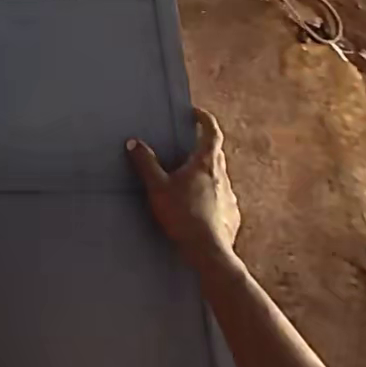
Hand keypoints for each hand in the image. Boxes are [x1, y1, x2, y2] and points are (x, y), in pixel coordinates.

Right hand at [126, 108, 240, 263]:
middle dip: (204, 147)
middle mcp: (221, 176)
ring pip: (219, 177)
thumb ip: (146, 163)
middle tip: (189, 146)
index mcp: (205, 163)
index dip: (204, 120)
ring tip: (188, 181)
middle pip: (216, 154)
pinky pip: (221, 200)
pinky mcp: (231, 216)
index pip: (211, 132)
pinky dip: (210, 197)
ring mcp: (229, 197)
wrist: (208, 253)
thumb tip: (134, 143)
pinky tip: (198, 208)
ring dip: (206, 174)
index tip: (196, 113)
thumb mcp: (158, 187)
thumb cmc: (183, 216)